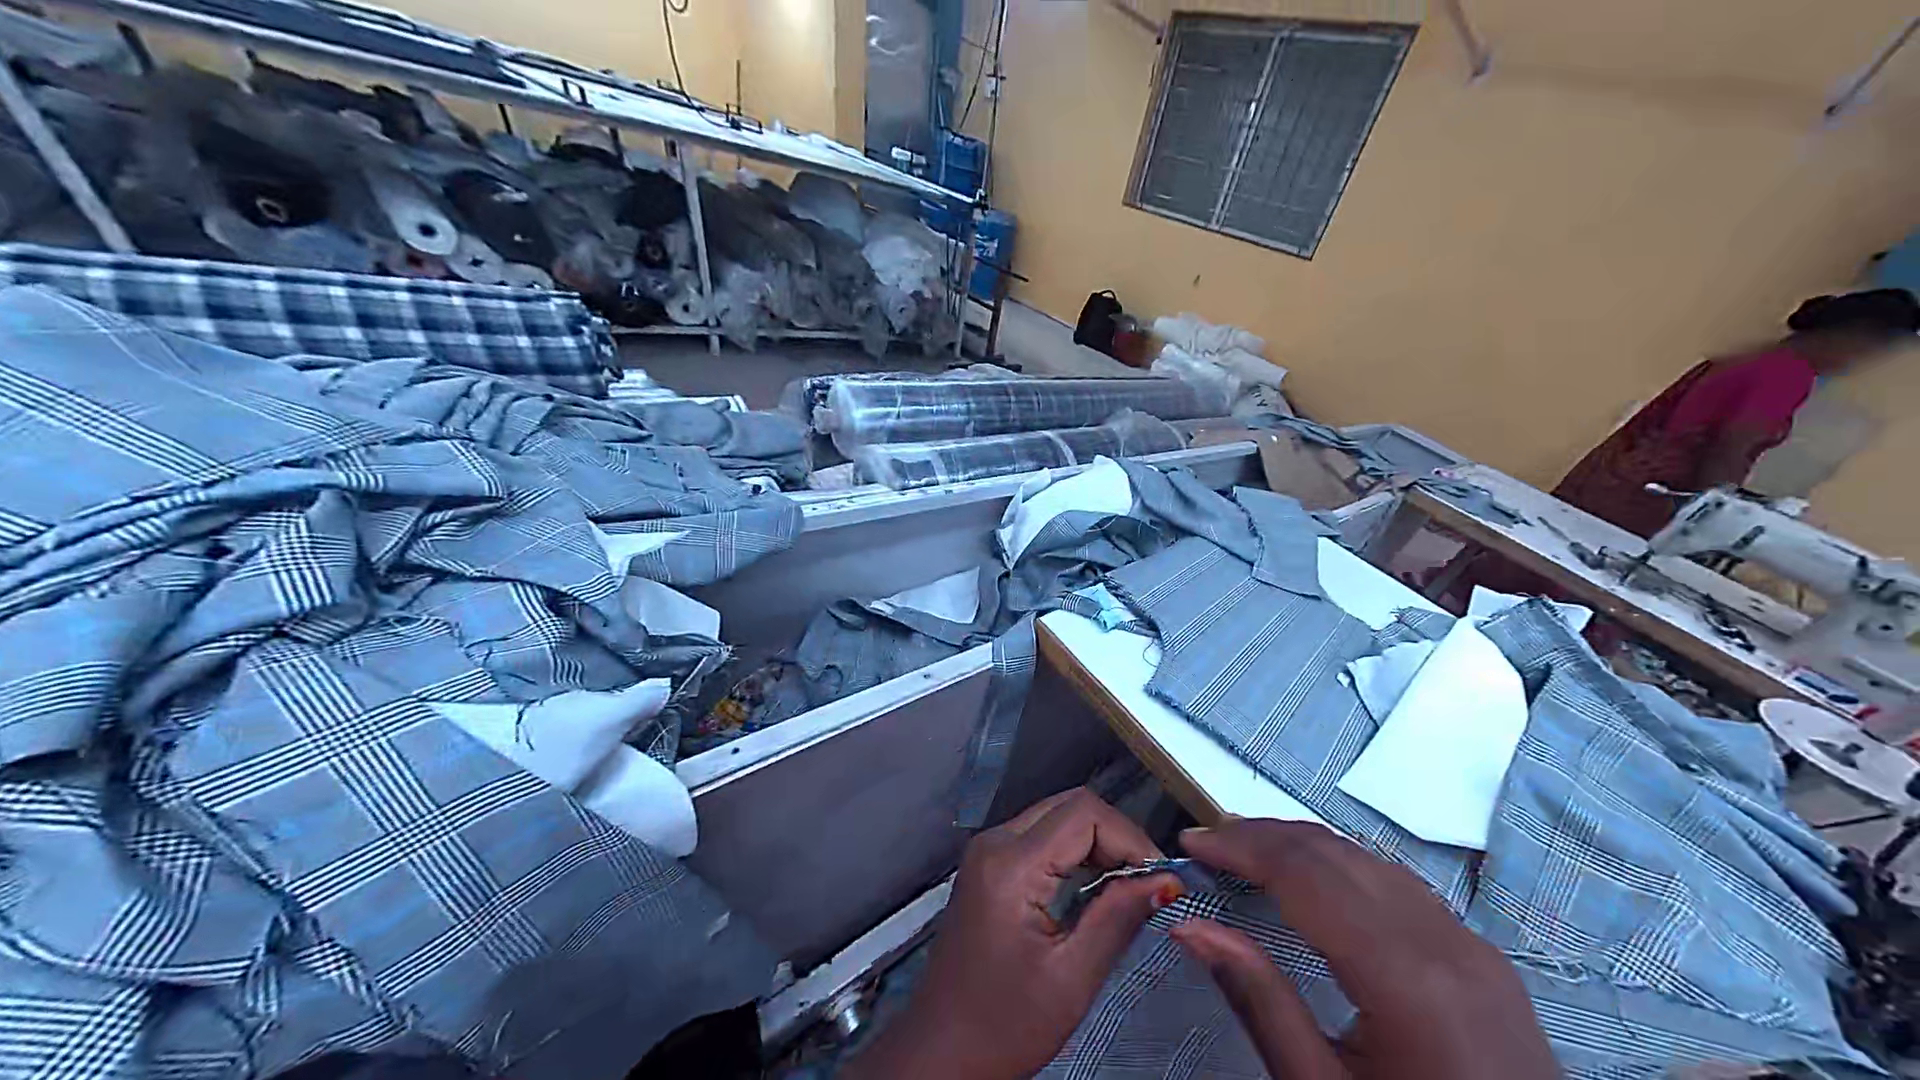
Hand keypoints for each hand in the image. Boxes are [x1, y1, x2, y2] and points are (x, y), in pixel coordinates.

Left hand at [842, 788, 1182, 1079]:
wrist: (941, 1050)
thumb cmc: (1004, 1024)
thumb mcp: (1071, 978)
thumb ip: (1117, 918)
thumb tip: (1165, 880)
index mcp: (1009, 864)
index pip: (1083, 813)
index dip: (1130, 837)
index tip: (1161, 879)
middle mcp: (994, 841)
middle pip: (1070, 806)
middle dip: (1117, 837)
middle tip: (1150, 883)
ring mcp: (987, 849)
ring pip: (1057, 816)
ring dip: (1099, 843)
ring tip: (1130, 888)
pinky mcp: (989, 863)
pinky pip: (1042, 836)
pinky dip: (1076, 852)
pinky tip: (1096, 888)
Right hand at [1172, 819, 1556, 1079]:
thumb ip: (1257, 999)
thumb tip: (1191, 927)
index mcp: (1405, 976)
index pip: (1304, 873)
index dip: (1240, 846)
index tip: (1190, 843)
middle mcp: (1444, 941)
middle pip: (1334, 853)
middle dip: (1261, 836)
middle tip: (1206, 844)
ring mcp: (1471, 945)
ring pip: (1366, 858)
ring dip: (1298, 846)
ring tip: (1242, 852)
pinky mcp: (1482, 957)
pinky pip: (1395, 883)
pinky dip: (1338, 866)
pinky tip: (1309, 881)